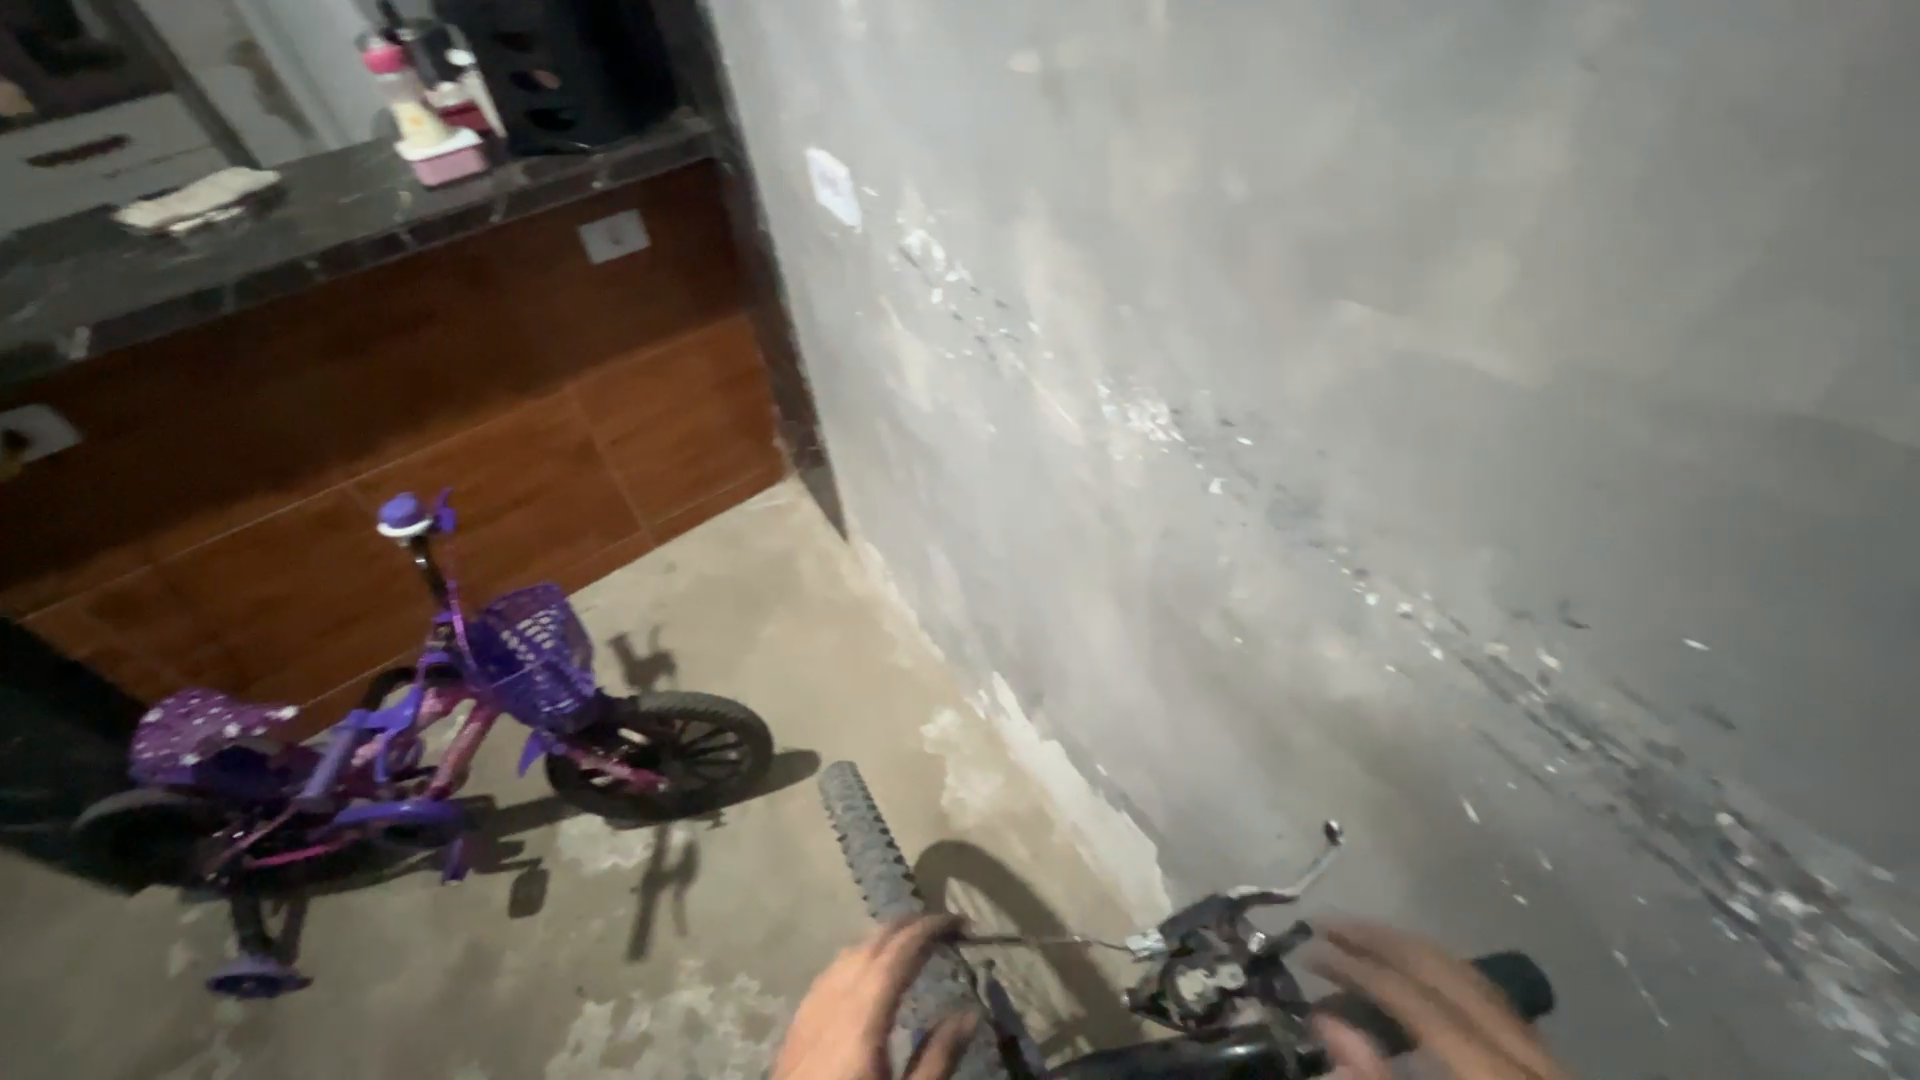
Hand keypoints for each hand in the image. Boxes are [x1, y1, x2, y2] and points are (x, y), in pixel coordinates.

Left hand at [774, 915, 980, 1079]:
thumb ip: (938, 1057)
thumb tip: (970, 1014)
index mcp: (864, 1016)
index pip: (900, 952)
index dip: (930, 928)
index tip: (960, 922)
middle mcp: (836, 999)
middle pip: (873, 942)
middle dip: (909, 924)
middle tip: (944, 926)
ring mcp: (812, 1008)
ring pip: (849, 951)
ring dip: (882, 937)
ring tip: (912, 941)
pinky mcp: (798, 1023)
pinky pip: (831, 971)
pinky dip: (858, 955)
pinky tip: (867, 969)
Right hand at [1310, 921, 1571, 1079]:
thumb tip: (1327, 1023)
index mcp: (1495, 1078)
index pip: (1414, 1000)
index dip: (1356, 967)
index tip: (1308, 949)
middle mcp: (1525, 1055)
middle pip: (1444, 971)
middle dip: (1380, 940)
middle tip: (1325, 924)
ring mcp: (1545, 1058)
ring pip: (1470, 975)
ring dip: (1409, 948)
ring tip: (1358, 935)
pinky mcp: (1550, 1067)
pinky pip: (1487, 997)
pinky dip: (1441, 973)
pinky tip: (1412, 972)